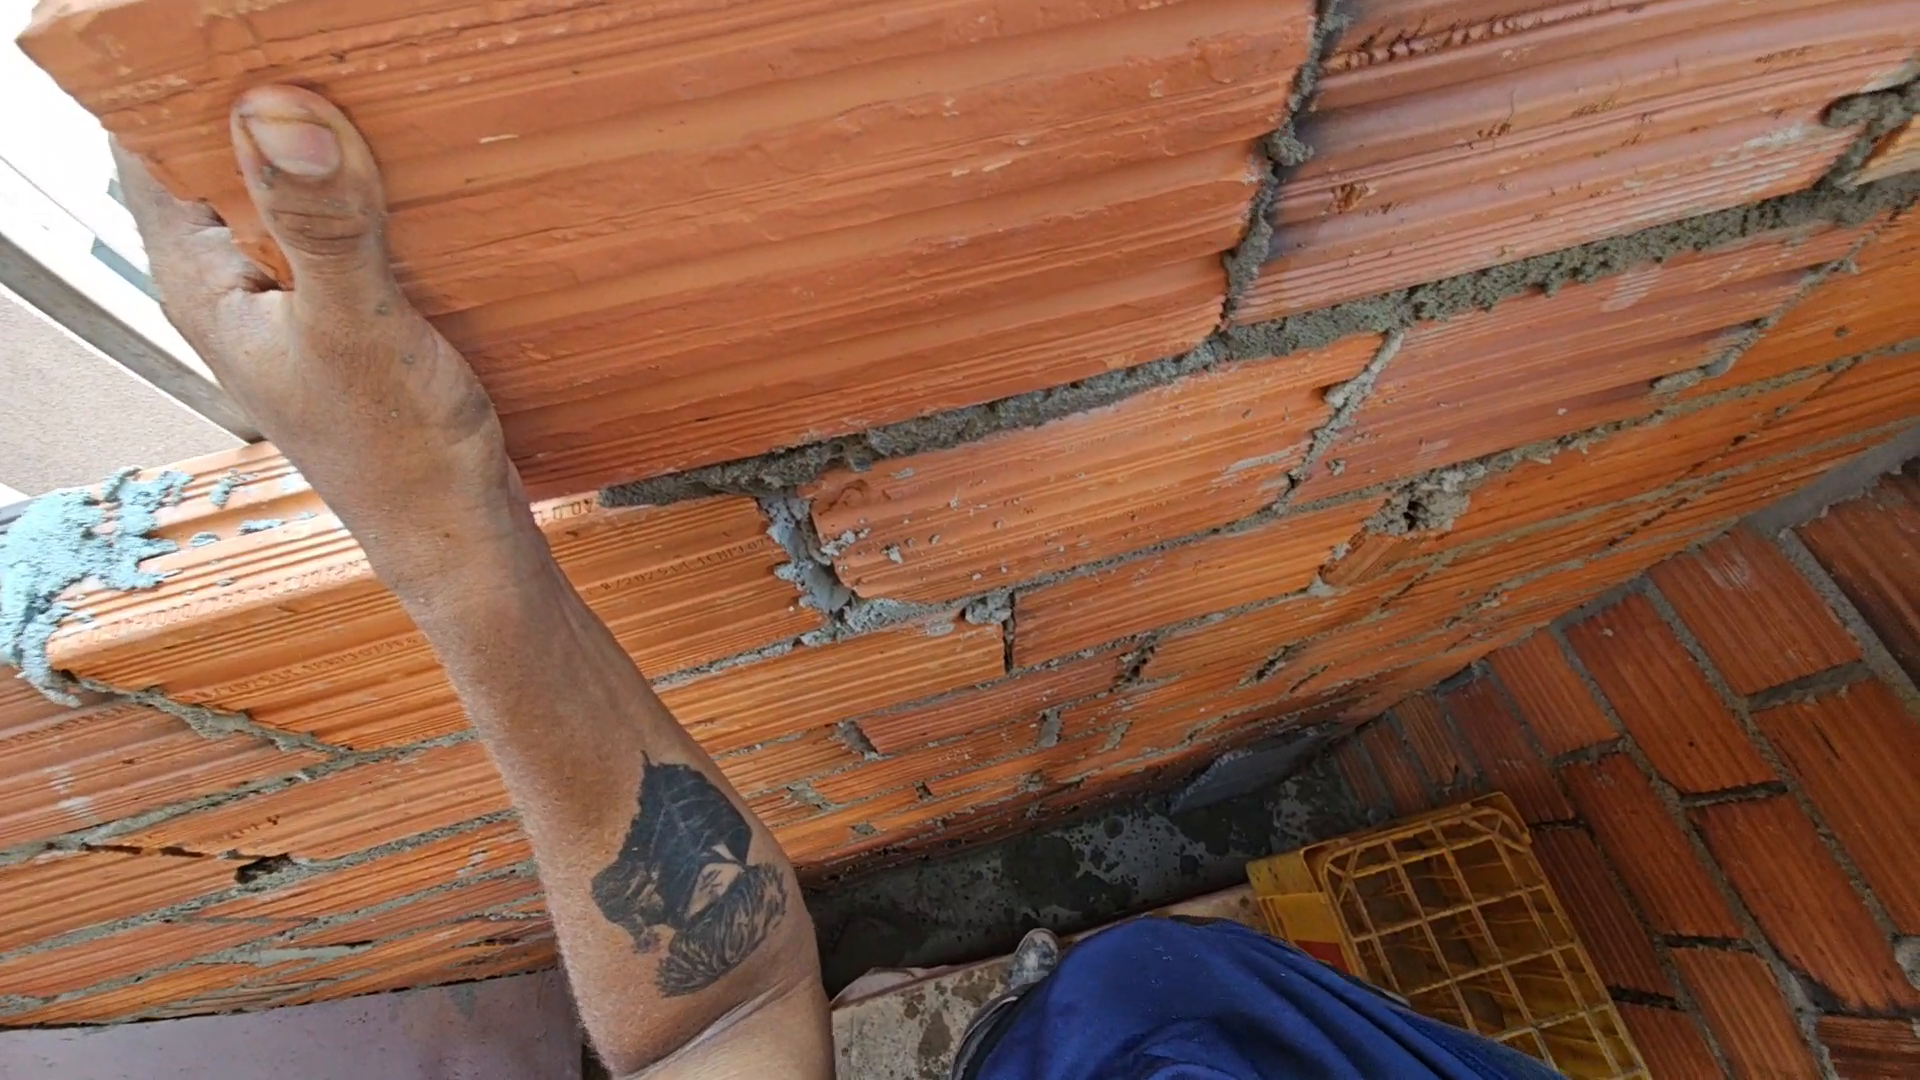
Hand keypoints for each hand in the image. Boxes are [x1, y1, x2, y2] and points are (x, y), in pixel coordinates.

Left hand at [117, 85, 530, 587]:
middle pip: (226, 165)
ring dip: (333, 165)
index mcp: (206, 281)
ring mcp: (306, 315)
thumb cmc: (401, 452)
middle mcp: (244, 291)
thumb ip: (322, 227)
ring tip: (387, 122)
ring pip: (296, 209)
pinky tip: (429, 213)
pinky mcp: (364, 335)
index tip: (250, 27)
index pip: (148, 138)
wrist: (460, 533)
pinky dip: (380, 218)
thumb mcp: (360, 333)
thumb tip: (278, 108)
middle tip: (340, 63)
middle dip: (269, 108)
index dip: (180, 72)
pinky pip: (352, 250)